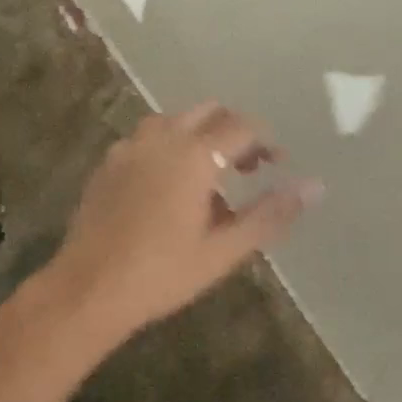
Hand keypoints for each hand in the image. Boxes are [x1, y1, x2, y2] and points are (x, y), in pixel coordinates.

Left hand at [47, 100, 320, 333]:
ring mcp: (125, 151)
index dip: (264, 141)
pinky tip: (169, 190)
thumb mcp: (223, 251)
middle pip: (204, 113)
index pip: (240, 127)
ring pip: (170, 123)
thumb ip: (269, 215)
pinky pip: (143, 142)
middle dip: (231, 132)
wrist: (88, 288)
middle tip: (247, 168)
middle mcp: (157, 140)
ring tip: (209, 180)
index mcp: (191, 156)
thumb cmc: (161, 274)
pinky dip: (166, 149)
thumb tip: (313, 187)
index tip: (276, 164)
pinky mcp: (105, 167)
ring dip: (196, 137)